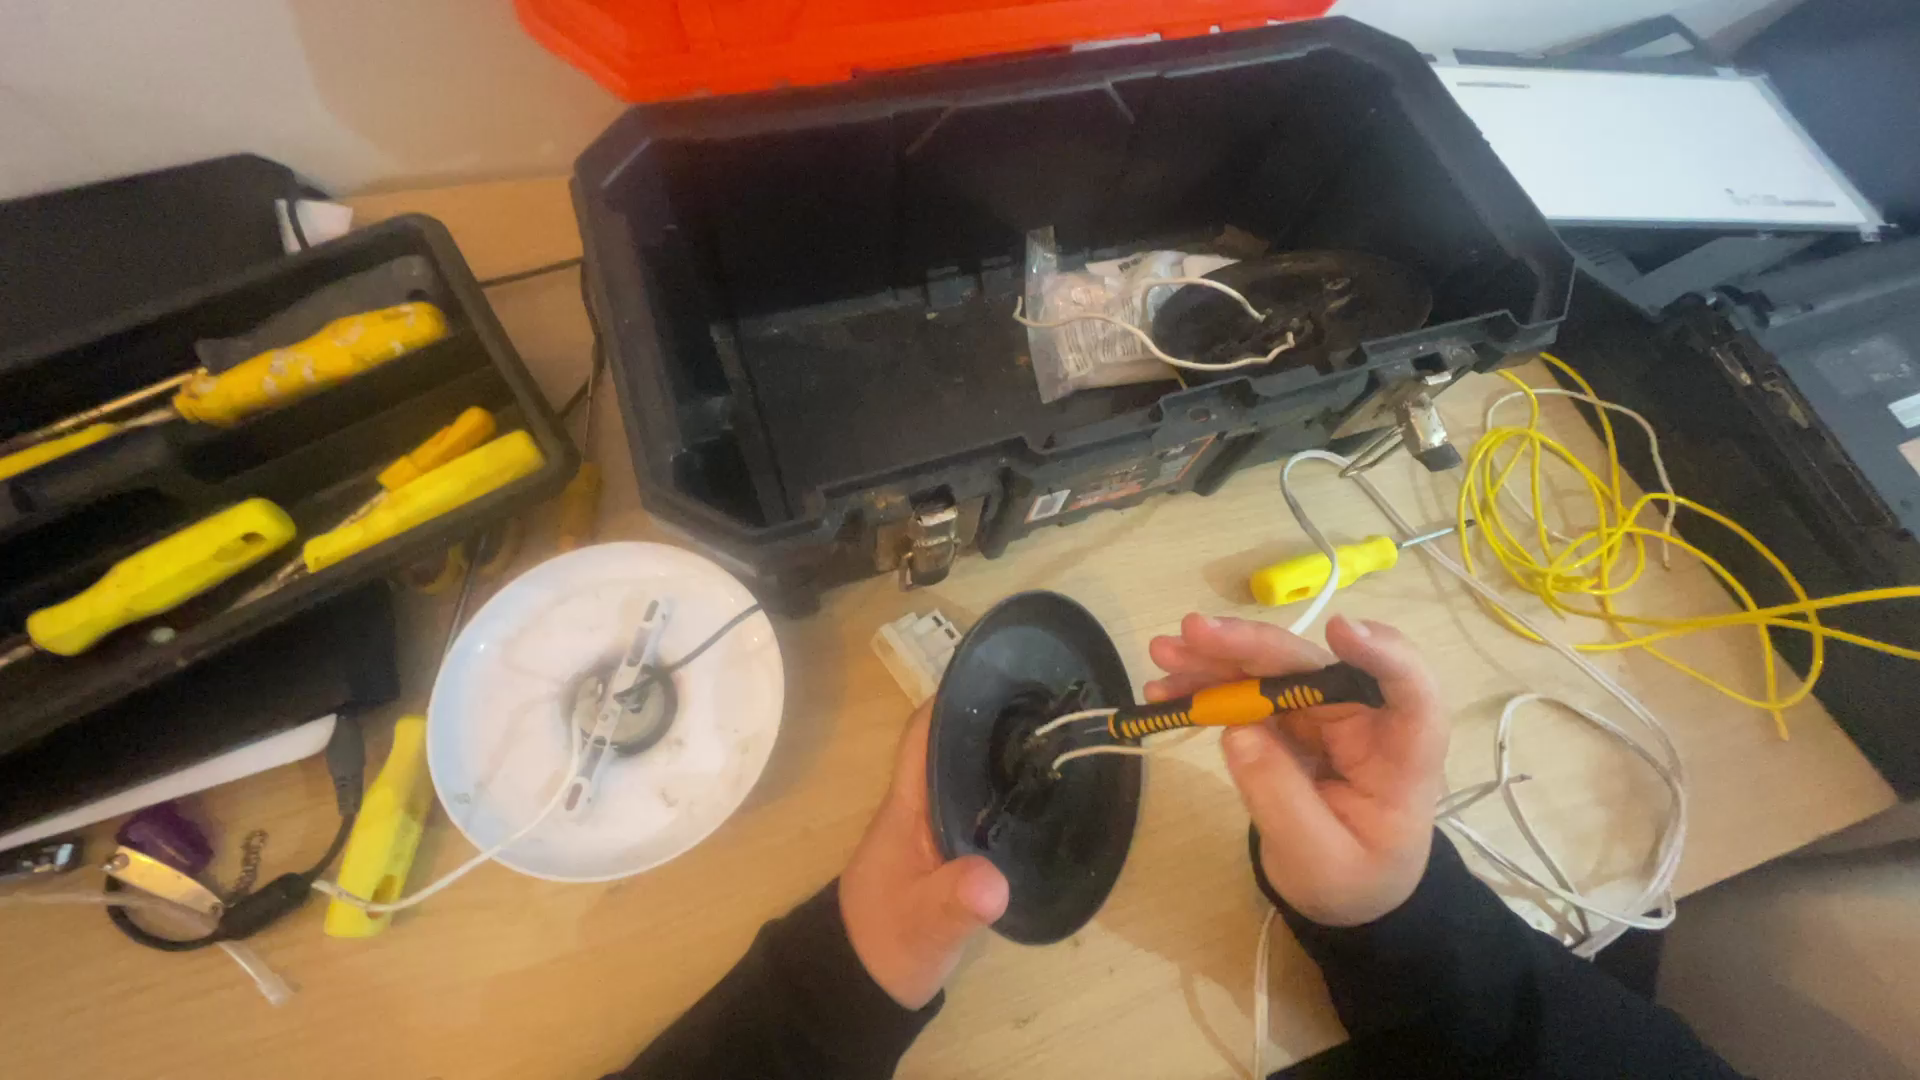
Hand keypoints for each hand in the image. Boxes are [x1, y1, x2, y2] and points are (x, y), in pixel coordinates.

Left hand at [840, 703, 1010, 1008]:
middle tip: (1040, 707)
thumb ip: (955, 902)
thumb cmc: (887, 944)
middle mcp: (919, 805)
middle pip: (948, 748)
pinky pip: (973, 805)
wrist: (863, 983)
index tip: (991, 680)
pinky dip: (999, 793)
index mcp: (908, 806)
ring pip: (962, 775)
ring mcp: (932, 827)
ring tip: (1047, 741)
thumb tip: (992, 882)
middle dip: (985, 722)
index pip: (921, 738)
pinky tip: (1034, 797)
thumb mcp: (926, 926)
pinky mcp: (946, 849)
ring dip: (994, 755)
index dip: (948, 703)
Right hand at [1147, 613, 1447, 926]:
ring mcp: (1317, 713)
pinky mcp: (1283, 718)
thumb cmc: (1350, 881)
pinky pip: (1241, 691)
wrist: (1340, 895)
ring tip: (1164, 653)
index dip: (1380, 653)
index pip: (1409, 690)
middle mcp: (1361, 717)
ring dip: (1214, 657)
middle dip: (1252, 644)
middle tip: (1192, 632)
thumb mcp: (1320, 860)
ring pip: (1268, 668)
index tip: (1339, 630)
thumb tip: (1237, 731)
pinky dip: (1203, 685)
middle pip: (1312, 665)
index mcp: (1398, 753)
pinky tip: (1164, 688)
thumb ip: (1280, 798)